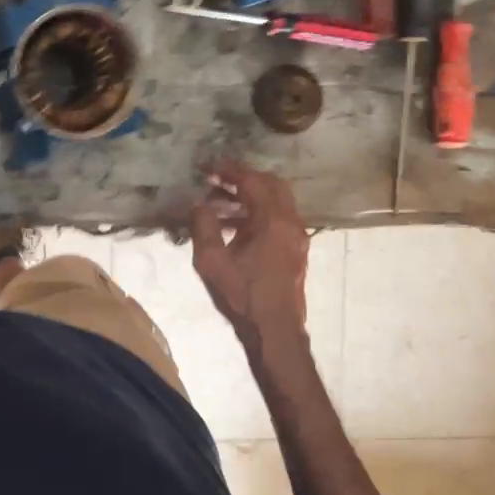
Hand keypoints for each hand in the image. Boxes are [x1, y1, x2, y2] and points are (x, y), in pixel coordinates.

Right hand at [188, 159, 309, 354]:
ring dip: (249, 195)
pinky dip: (256, 211)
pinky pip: (277, 217)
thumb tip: (199, 204)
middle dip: (244, 177)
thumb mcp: (211, 260)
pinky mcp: (294, 248)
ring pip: (276, 201)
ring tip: (218, 201)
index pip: (253, 182)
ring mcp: (296, 236)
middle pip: (272, 185)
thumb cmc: (241, 294)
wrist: (274, 329)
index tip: (208, 165)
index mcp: (272, 221)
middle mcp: (290, 223)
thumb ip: (203, 226)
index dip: (230, 170)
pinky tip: (232, 224)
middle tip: (216, 177)